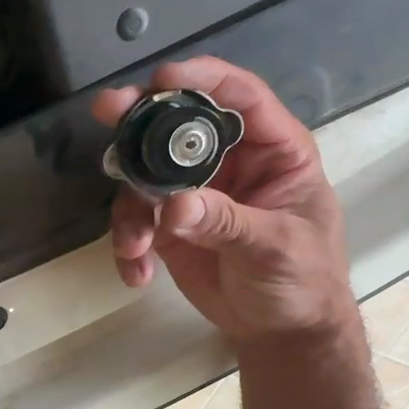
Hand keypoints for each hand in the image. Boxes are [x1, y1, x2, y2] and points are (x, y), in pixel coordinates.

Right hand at [93, 57, 354, 342]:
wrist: (280, 331)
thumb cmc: (303, 278)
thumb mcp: (275, 247)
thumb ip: (226, 223)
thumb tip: (173, 206)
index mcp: (270, 150)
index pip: (239, 97)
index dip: (202, 79)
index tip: (162, 78)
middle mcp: (227, 161)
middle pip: (176, 124)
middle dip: (138, 121)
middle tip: (106, 109)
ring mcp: (192, 192)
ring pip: (143, 175)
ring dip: (129, 210)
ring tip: (134, 246)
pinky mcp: (166, 225)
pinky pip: (134, 221)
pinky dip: (128, 246)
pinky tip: (137, 274)